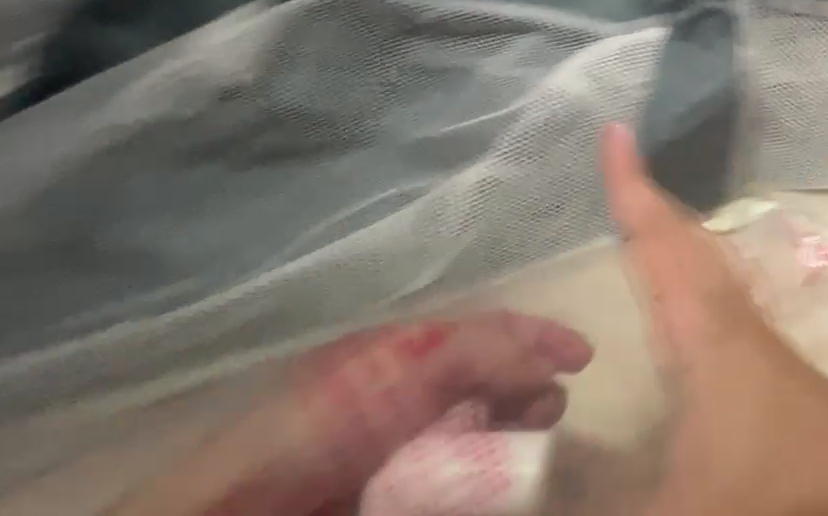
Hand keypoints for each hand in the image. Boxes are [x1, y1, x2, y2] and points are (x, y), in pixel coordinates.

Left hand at [109, 310, 591, 515]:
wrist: (243, 511)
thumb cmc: (324, 427)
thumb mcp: (408, 369)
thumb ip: (482, 353)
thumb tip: (548, 369)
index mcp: (416, 350)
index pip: (496, 329)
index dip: (542, 337)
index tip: (585, 358)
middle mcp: (420, 391)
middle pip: (500, 380)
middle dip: (533, 392)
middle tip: (545, 416)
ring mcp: (412, 445)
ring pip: (487, 432)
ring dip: (512, 439)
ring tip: (518, 453)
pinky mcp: (410, 489)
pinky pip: (466, 478)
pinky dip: (485, 480)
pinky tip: (489, 484)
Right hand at [601, 123, 827, 515]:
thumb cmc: (772, 488)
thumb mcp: (674, 505)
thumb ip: (592, 498)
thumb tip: (506, 501)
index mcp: (704, 331)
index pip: (660, 244)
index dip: (633, 187)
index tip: (617, 131)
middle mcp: (731, 317)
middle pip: (686, 241)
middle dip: (649, 200)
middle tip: (617, 164)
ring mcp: (755, 334)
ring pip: (707, 262)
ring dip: (671, 232)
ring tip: (638, 212)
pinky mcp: (768, 358)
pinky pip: (718, 289)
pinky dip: (691, 267)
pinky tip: (684, 294)